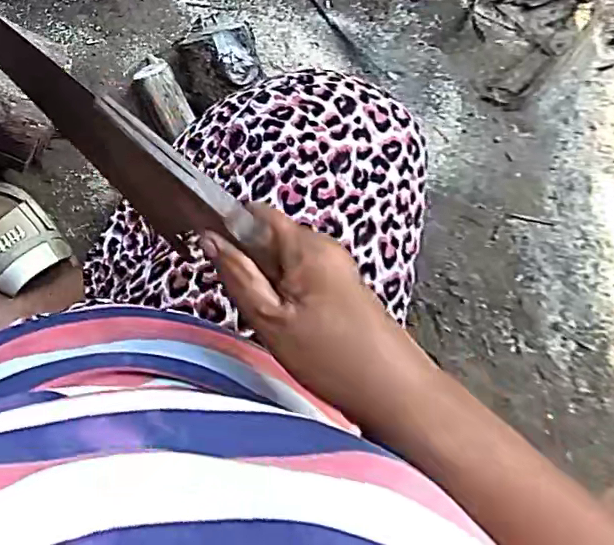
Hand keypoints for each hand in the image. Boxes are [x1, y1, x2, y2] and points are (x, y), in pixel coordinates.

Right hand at [205, 204, 440, 431]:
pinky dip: (284, 294)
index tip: (214, 252)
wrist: (404, 402)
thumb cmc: (338, 362)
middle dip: (246, 261)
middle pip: (264, 236)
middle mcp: (323, 248)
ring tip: (272, 318)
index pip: (251, 211)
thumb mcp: (268, 318)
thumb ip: (235, 272)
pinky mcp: (341, 288)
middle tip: (248, 299)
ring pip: (278, 259)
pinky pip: (297, 275)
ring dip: (265, 280)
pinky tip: (290, 325)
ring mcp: (335, 267)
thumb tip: (209, 238)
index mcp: (306, 246)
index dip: (226, 226)